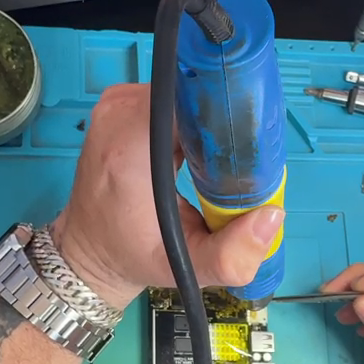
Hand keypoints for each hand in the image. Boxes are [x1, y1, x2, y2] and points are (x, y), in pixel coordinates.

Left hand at [48, 83, 283, 306]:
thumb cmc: (135, 255)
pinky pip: (166, 98)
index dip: (228, 120)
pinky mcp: (116, 104)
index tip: (247, 149)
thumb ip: (233, 255)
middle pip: (191, 97)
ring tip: (216, 159)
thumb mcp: (187, 267)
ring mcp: (114, 106)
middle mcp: (118, 117)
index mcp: (130, 151)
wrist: (90, 251)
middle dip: (220, 125)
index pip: (194, 105)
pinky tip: (195, 150)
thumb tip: (272, 216)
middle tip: (236, 162)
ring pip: (182, 95)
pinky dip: (185, 120)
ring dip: (204, 123)